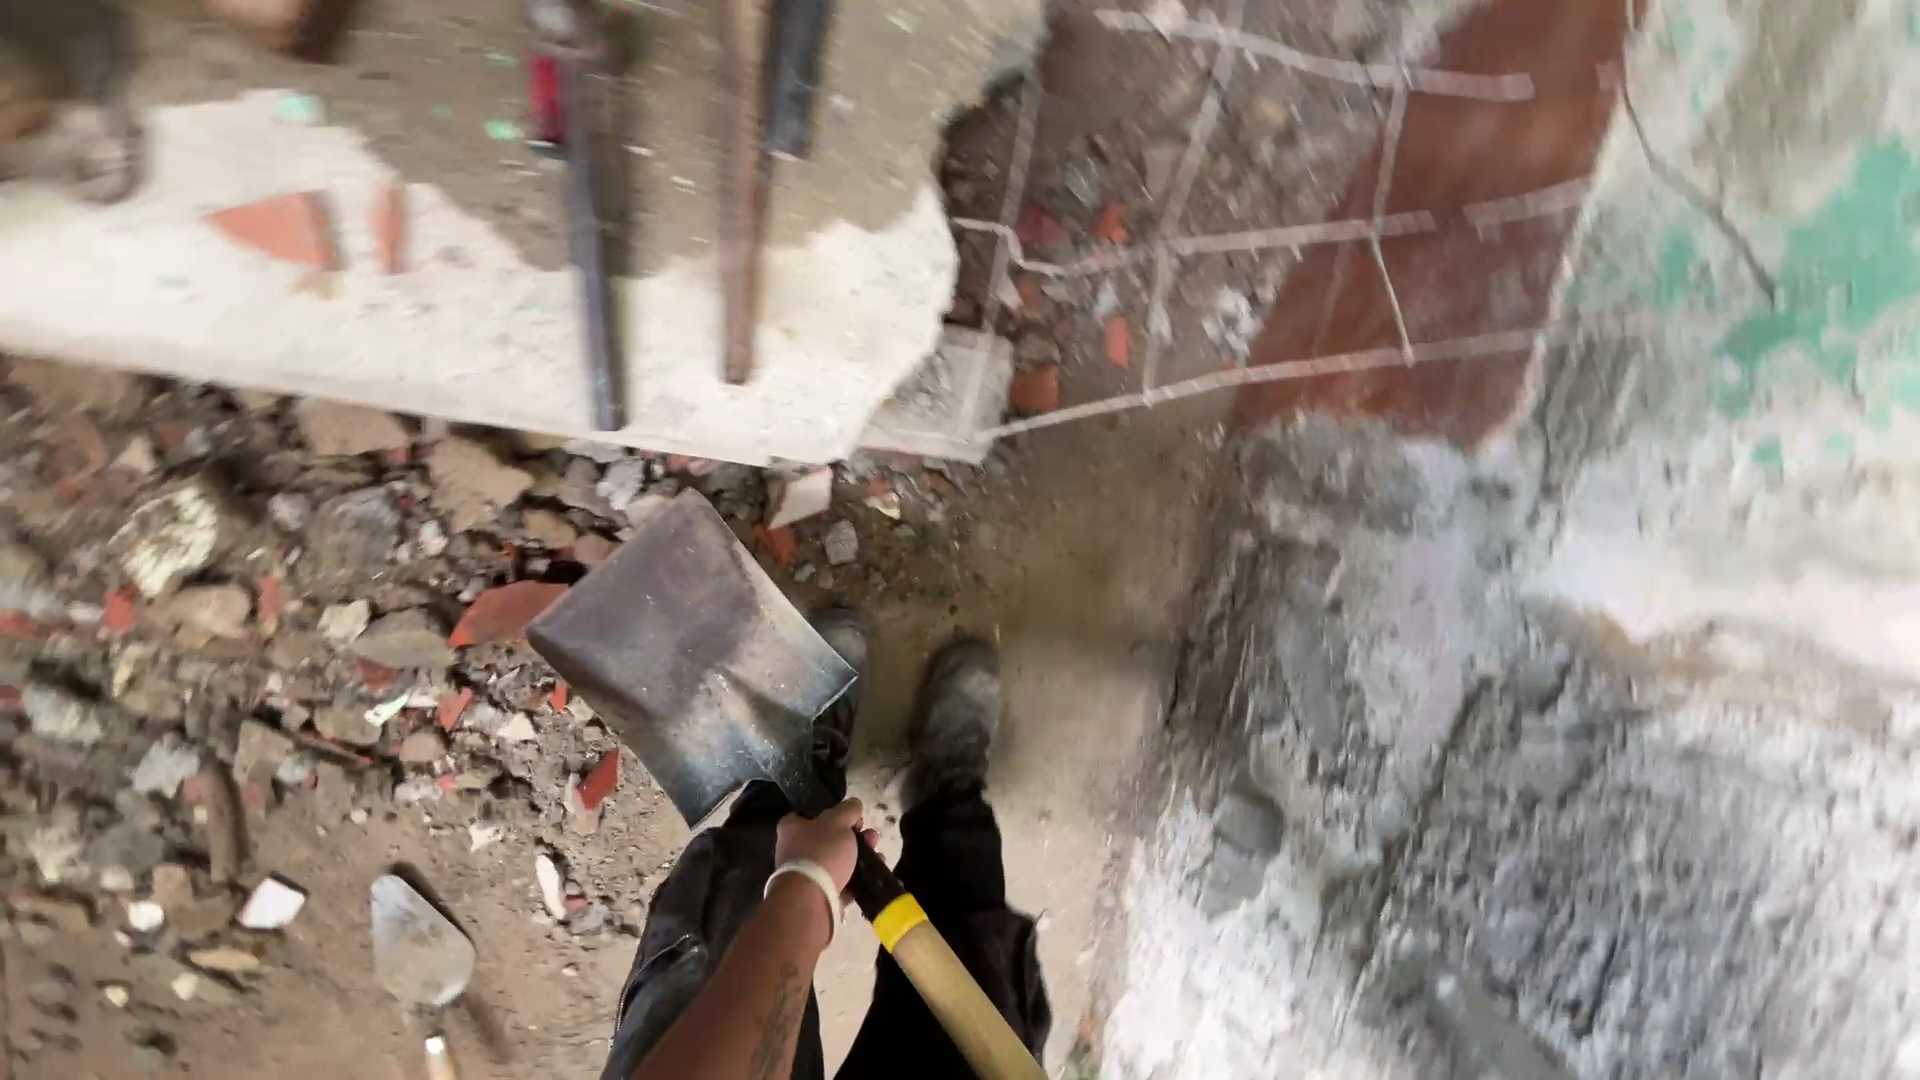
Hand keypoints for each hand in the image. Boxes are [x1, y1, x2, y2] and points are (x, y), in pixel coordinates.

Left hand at [774, 798, 878, 901]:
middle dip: (854, 835)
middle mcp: (795, 851)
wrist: (813, 899)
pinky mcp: (819, 895)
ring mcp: (807, 875)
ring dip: (859, 856)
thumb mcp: (838, 821)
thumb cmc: (821, 852)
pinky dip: (858, 877)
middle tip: (871, 835)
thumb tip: (854, 804)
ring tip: (878, 854)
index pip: (809, 814)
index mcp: (792, 829)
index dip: (833, 812)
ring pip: (837, 860)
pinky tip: (874, 871)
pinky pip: (842, 882)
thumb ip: (848, 809)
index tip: (852, 816)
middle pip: (828, 838)